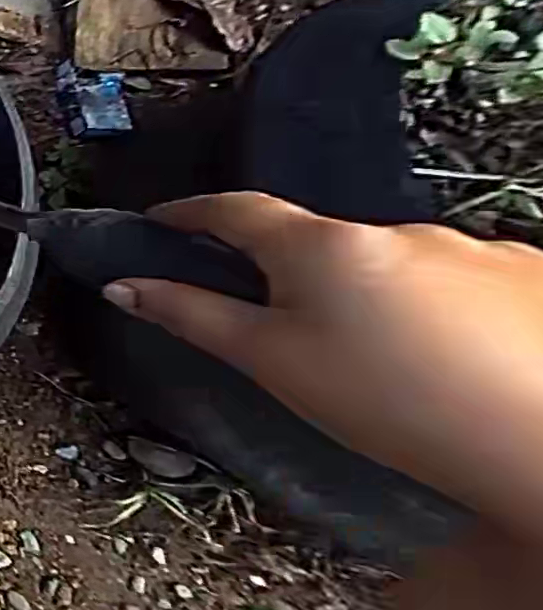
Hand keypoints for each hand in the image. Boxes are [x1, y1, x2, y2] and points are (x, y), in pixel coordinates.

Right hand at [105, 192, 542, 535]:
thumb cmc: (389, 400)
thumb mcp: (265, 357)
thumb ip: (188, 313)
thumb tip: (122, 287)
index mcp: (324, 245)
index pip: (236, 209)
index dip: (189, 211)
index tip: (161, 219)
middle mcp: (404, 231)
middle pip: (317, 238)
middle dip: (284, 265)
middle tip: (270, 315)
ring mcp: (487, 250)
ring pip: (389, 259)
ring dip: (362, 285)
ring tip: (369, 346)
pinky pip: (458, 275)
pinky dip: (429, 300)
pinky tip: (441, 350)